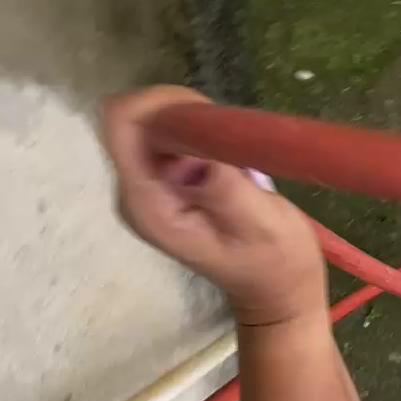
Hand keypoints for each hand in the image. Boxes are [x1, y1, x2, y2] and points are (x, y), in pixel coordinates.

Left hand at [101, 85, 328, 326]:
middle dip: (180, 114)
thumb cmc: (278, 264)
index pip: (122, 122)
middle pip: (131, 119)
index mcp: (149, 205)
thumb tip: (195, 152)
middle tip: (230, 139)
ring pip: (147, 125)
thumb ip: (224, 189)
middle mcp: (134, 195)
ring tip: (232, 153)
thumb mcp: (264, 226)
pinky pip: (163, 141)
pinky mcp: (160, 188)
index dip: (163, 105)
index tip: (213, 121)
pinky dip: (194, 137)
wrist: (278, 294)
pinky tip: (225, 160)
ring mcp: (145, 191)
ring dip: (191, 125)